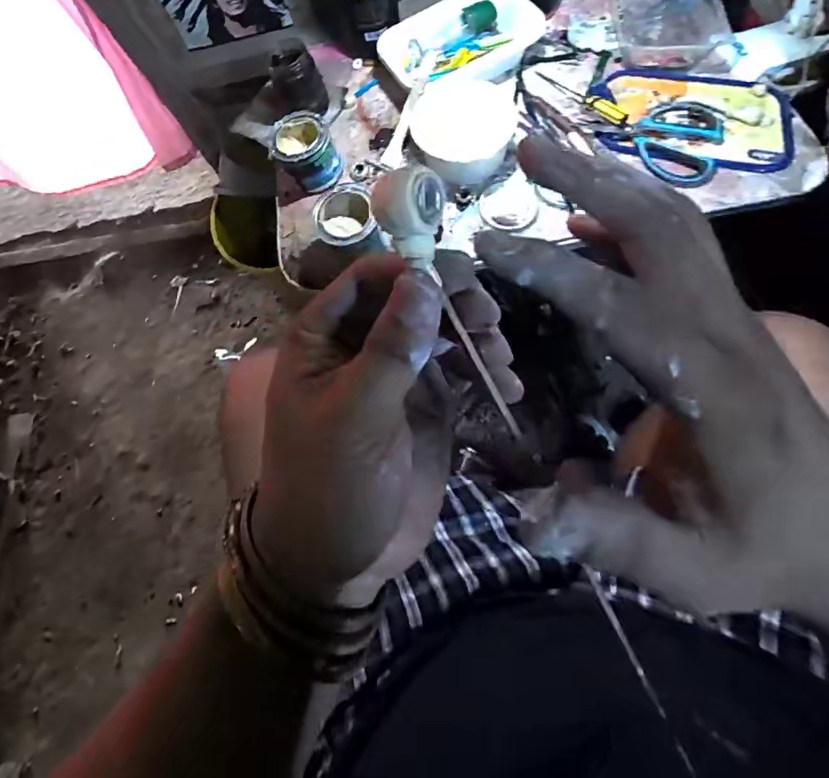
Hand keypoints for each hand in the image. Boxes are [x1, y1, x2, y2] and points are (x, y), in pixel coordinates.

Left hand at [252, 252, 519, 606]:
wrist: (336, 558)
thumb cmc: (328, 482)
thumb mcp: (356, 413)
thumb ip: (391, 347)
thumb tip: (422, 280)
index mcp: (321, 336)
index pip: (363, 278)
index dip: (405, 269)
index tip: (453, 279)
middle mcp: (358, 343)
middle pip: (407, 296)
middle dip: (449, 298)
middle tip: (487, 316)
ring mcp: (395, 371)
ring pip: (438, 327)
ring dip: (473, 331)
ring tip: (499, 353)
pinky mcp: (426, 401)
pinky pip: (458, 367)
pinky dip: (484, 369)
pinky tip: (507, 385)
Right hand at [473, 136, 828, 626]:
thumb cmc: (768, 552)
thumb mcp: (689, 570)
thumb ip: (608, 537)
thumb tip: (523, 513)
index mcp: (711, 387)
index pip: (623, 307)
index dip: (554, 271)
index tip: (490, 244)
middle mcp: (726, 332)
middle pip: (662, 230)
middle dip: (590, 181)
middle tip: (527, 149)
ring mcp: (736, 317)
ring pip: (677, 223)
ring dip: (612, 180)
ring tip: (551, 155)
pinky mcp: (733, 318)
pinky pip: (683, 242)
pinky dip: (631, 212)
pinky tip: (587, 217)